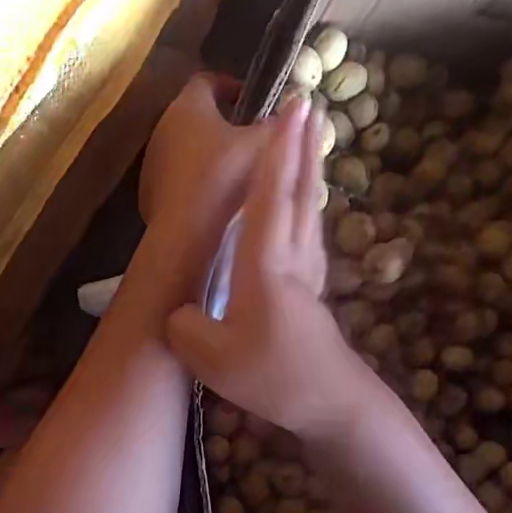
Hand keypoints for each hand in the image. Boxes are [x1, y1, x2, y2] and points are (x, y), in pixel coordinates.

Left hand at [139, 74, 264, 256]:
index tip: (252, 100)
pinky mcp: (148, 187)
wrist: (184, 231)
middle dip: (220, 120)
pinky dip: (193, 176)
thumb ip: (276, 124)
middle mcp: (163, 124)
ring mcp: (152, 157)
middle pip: (194, 112)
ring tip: (232, 167)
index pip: (208, 79)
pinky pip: (175, 173)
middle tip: (247, 134)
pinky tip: (212, 194)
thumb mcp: (261, 147)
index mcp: (189, 104)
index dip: (231, 85)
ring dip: (205, 150)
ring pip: (183, 144)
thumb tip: (289, 111)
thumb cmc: (224, 178)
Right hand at [166, 96, 378, 437]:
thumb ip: (183, 324)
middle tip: (310, 106)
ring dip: (309, 171)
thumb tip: (180, 310)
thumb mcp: (209, 358)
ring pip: (310, 211)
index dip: (276, 154)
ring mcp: (308, 276)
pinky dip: (308, 206)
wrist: (331, 406)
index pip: (270, 200)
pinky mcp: (313, 294)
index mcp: (266, 268)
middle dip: (302, 147)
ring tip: (310, 141)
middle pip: (300, 194)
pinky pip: (310, 234)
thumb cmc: (272, 377)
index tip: (289, 111)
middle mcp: (292, 261)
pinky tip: (306, 207)